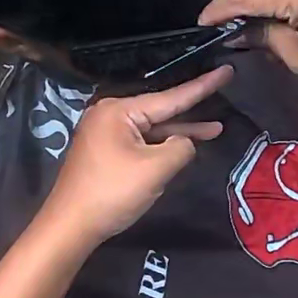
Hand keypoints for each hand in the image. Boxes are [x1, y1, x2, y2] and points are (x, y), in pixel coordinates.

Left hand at [36, 65, 232, 245]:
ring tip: (214, 129)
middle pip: (162, 111)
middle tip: (223, 88)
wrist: (71, 226)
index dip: (202, 86)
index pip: (171, 97)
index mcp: (119, 111)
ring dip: (180, 133)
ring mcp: (106, 134)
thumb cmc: (112, 192)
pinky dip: (163, 146)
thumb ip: (181, 148)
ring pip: (153, 130)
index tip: (226, 71)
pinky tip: (183, 147)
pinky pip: (142, 142)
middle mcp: (110, 115)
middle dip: (193, 110)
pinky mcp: (106, 152)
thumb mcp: (156, 168)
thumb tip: (184, 144)